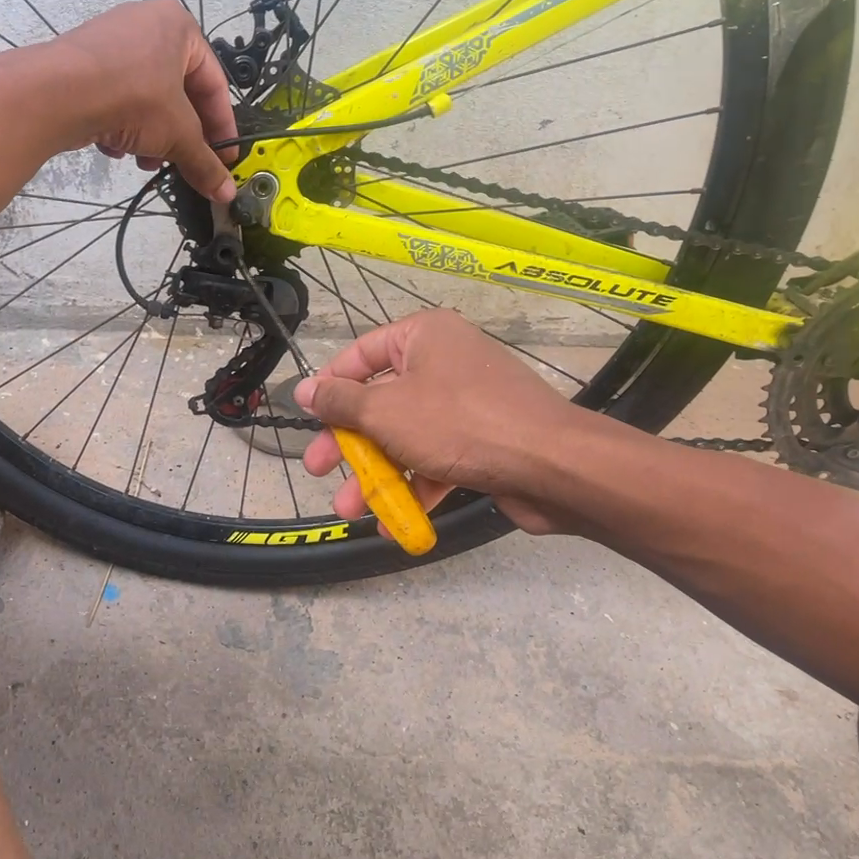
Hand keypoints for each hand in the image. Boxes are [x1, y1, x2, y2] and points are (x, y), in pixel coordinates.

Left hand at [51, 0, 238, 202]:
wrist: (56, 93)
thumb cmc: (132, 97)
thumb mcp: (177, 134)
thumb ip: (204, 163)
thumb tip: (226, 192)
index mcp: (179, 26)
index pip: (213, 83)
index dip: (222, 127)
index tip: (224, 158)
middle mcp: (146, 25)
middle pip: (177, 92)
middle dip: (180, 135)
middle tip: (183, 164)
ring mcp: (111, 43)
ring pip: (145, 98)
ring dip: (151, 136)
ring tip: (146, 162)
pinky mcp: (84, 64)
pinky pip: (115, 97)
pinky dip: (121, 126)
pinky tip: (115, 148)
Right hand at [293, 309, 590, 533]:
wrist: (554, 465)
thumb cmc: (459, 423)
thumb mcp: (385, 411)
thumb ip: (340, 402)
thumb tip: (304, 389)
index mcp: (423, 337)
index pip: (360, 354)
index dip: (330, 388)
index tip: (308, 420)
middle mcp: (444, 363)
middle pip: (380, 402)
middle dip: (349, 444)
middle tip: (319, 470)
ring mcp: (466, 404)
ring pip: (405, 437)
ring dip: (376, 475)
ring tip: (350, 510)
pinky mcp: (483, 441)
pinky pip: (436, 459)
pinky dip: (414, 487)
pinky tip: (395, 522)